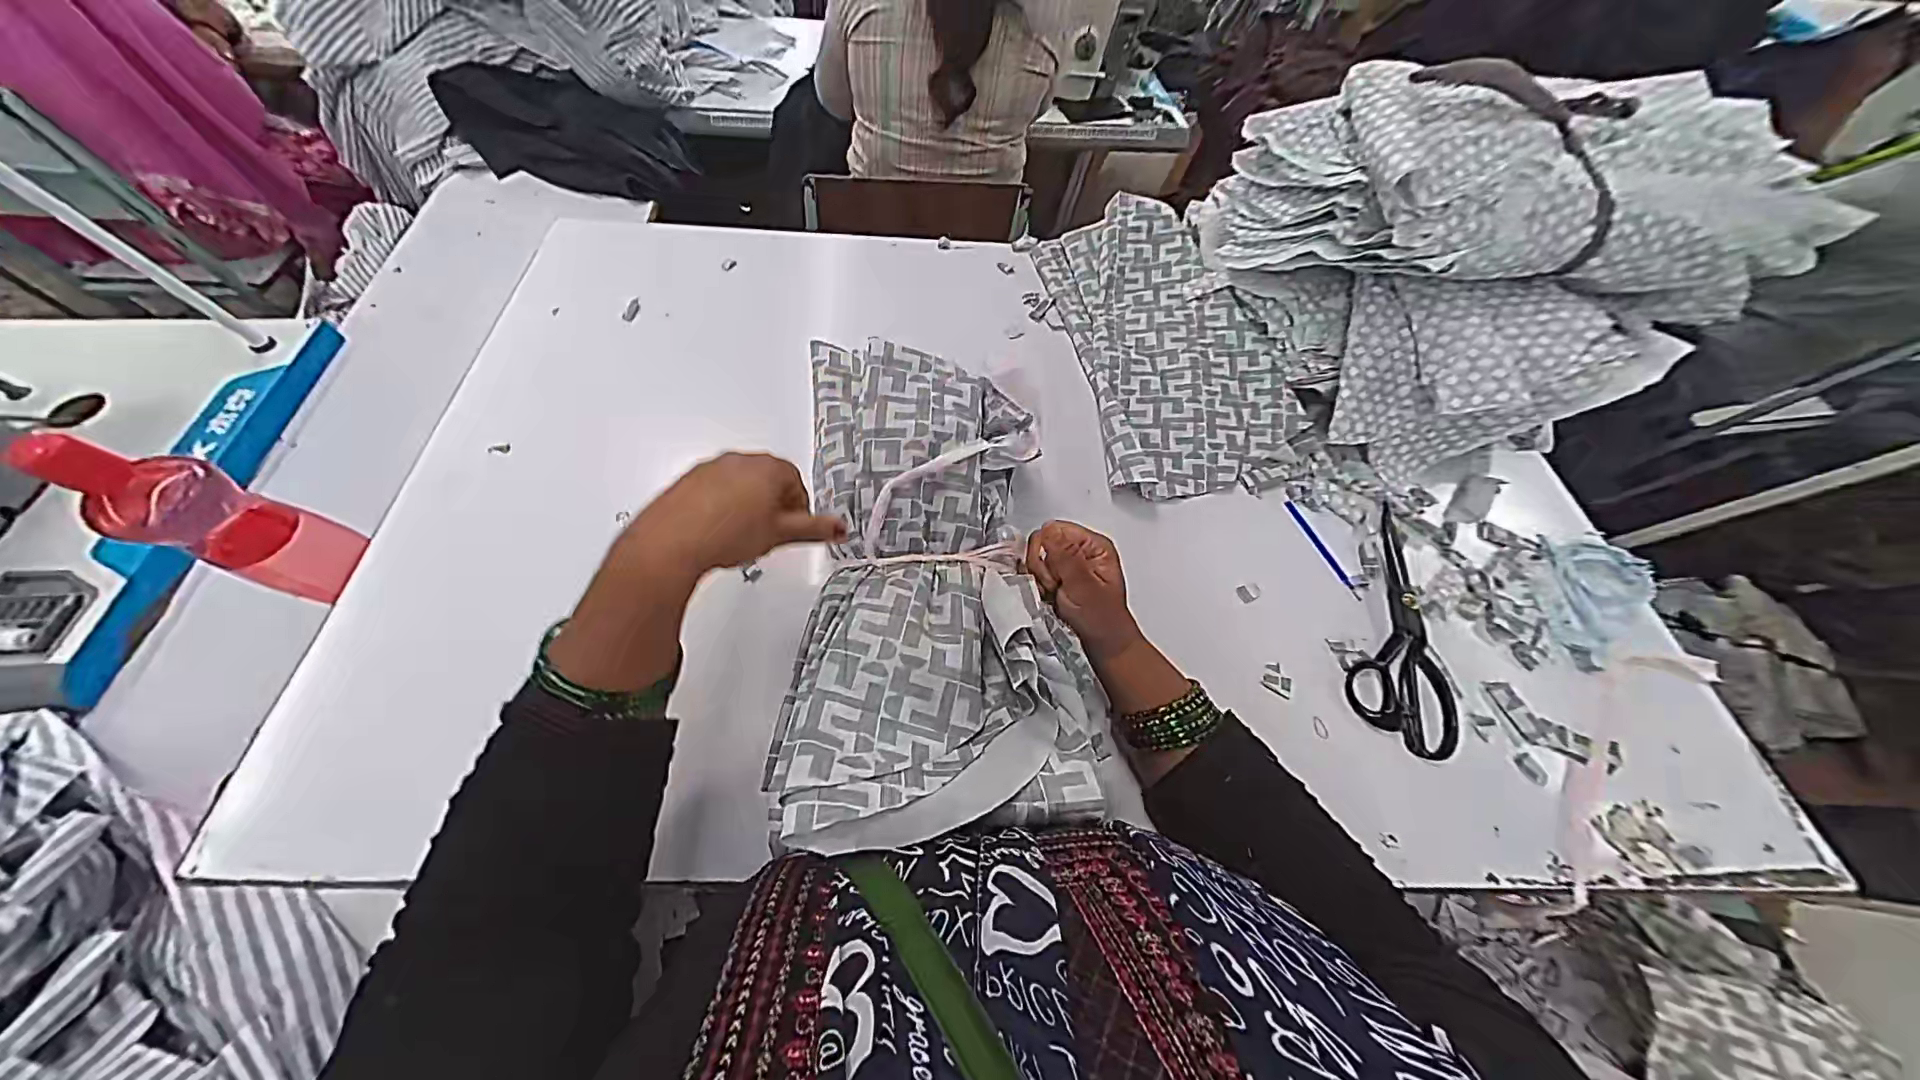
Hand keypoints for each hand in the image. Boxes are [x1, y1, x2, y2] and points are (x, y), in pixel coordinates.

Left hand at [627, 452, 845, 583]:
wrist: (671, 544)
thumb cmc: (722, 534)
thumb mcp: (781, 535)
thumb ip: (814, 529)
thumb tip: (838, 527)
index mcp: (768, 467)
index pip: (797, 483)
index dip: (798, 509)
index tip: (794, 526)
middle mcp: (739, 461)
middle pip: (770, 481)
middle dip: (774, 505)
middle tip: (771, 532)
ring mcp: (711, 468)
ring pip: (742, 484)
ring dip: (748, 506)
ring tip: (743, 536)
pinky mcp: (689, 481)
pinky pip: (715, 490)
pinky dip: (722, 507)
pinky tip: (720, 532)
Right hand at [1025, 521, 1142, 662]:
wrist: (1103, 644)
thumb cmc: (1103, 619)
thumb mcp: (1084, 586)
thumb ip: (1066, 557)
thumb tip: (1049, 531)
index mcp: (1093, 545)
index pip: (1053, 529)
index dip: (1047, 550)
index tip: (1056, 573)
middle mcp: (1079, 551)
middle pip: (1040, 543)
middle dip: (1042, 567)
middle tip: (1057, 586)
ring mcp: (1067, 564)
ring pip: (1035, 560)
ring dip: (1040, 580)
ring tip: (1057, 594)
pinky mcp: (1057, 577)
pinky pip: (1034, 574)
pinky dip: (1038, 587)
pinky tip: (1052, 597)